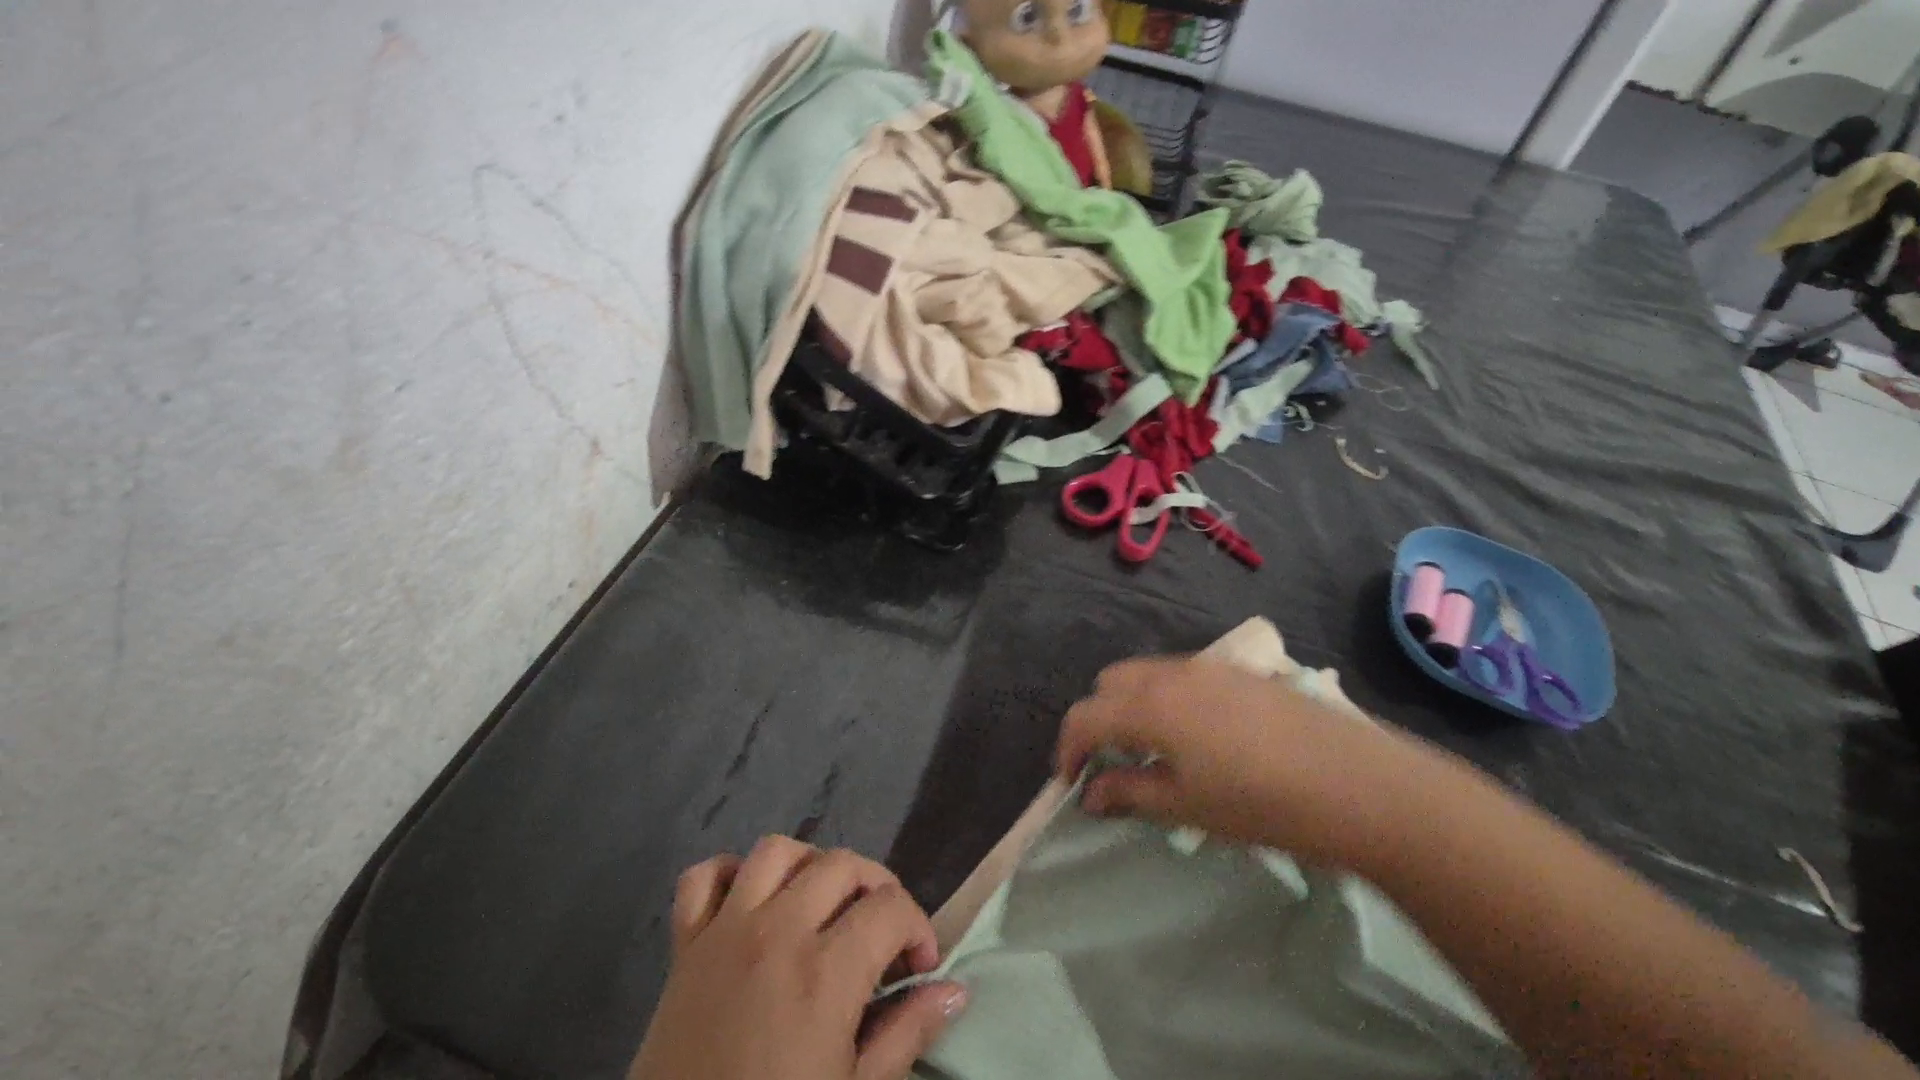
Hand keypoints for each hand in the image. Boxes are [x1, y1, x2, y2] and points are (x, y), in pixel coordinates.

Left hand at [629, 837, 967, 1079]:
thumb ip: (907, 1032)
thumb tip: (956, 990)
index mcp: (826, 971)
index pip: (892, 908)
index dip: (919, 928)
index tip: (919, 968)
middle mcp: (777, 930)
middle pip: (842, 864)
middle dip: (877, 888)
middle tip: (882, 933)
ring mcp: (725, 929)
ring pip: (777, 851)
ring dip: (810, 866)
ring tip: (824, 905)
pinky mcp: (684, 942)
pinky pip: (703, 876)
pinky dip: (731, 873)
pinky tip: (752, 901)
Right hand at [1056, 655, 1425, 866]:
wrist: (1360, 785)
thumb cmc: (1261, 804)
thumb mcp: (1187, 807)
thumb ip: (1130, 793)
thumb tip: (1091, 793)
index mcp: (1150, 705)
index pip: (1085, 716)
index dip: (1068, 749)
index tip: (1073, 785)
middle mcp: (1174, 674)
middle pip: (1111, 683)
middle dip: (1099, 720)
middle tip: (1113, 764)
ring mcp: (1214, 668)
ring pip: (1150, 675)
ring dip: (1134, 707)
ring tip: (1156, 754)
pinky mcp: (1247, 674)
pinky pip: (1186, 677)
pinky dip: (1170, 700)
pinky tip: (1201, 741)